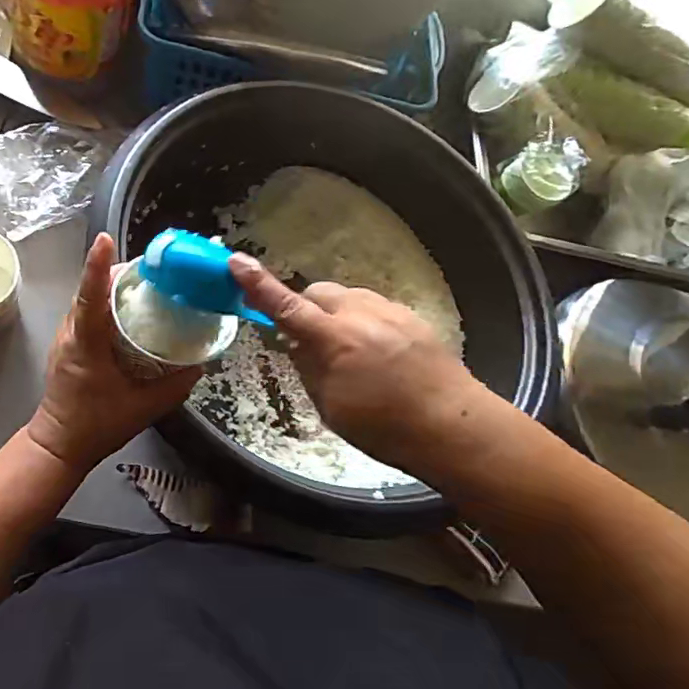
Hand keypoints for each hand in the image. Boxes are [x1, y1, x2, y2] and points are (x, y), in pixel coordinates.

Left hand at [27, 233, 200, 470]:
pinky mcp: (69, 343)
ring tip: (149, 284)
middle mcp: (71, 333)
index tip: (106, 240)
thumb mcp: (145, 408)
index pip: (90, 297)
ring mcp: (66, 336)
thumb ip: (176, 384)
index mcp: (86, 345)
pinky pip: (89, 311)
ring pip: (89, 298)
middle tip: (157, 268)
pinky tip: (132, 310)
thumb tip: (200, 362)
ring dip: (115, 286)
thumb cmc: (96, 426)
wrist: (58, 445)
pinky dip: (109, 302)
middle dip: (122, 272)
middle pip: (92, 289)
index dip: (98, 267)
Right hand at [229, 253, 521, 481]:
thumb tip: (296, 342)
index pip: (286, 306)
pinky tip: (378, 354)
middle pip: (318, 293)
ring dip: (336, 315)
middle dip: (306, 309)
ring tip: (349, 353)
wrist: (451, 425)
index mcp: (334, 340)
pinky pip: (374, 309)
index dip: (258, 285)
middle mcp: (361, 315)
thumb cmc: (383, 426)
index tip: (237, 262)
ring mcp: (390, 312)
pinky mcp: (412, 317)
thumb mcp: (330, 405)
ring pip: (348, 298)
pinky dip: (364, 322)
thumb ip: (308, 366)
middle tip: (309, 342)